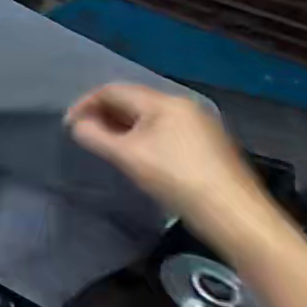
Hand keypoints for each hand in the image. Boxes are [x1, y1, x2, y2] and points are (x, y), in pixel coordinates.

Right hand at [65, 83, 268, 231]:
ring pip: (149, 116)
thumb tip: (77, 125)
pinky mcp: (210, 145)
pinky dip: (144, 136)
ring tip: (108, 146)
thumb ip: (95, 136)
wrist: (236, 217)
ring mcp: (200, 124)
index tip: (70, 124)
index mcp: (163, 101)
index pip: (113, 90)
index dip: (86, 104)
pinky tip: (140, 157)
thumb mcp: (128, 157)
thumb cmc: (177, 179)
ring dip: (123, 126)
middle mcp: (183, 105)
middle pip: (133, 100)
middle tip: (86, 134)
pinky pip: (166, 130)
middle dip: (105, 114)